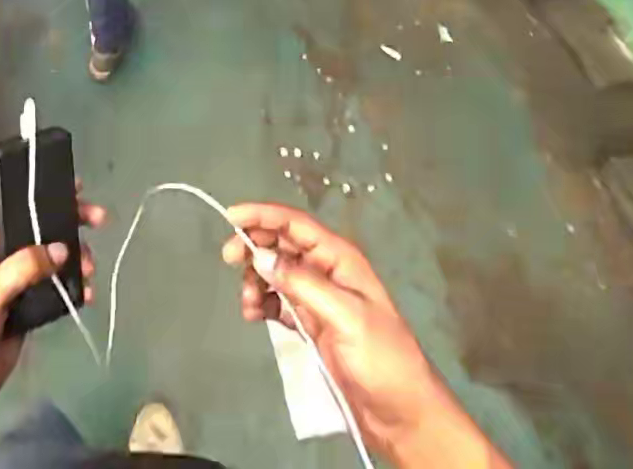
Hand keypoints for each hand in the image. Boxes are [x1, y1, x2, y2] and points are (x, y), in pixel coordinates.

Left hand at [0, 195, 106, 410]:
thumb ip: (25, 267)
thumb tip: (64, 248)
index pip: (21, 210)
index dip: (48, 198)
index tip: (77, 190)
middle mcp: (5, 257)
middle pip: (44, 232)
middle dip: (72, 224)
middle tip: (100, 219)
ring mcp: (19, 284)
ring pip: (55, 260)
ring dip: (77, 259)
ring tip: (91, 269)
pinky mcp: (29, 310)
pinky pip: (57, 290)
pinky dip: (74, 288)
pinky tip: (87, 294)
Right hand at [222, 203, 505, 465]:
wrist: (403, 417)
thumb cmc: (382, 359)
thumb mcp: (345, 316)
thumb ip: (302, 283)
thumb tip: (261, 257)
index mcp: (339, 258)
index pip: (295, 224)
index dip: (262, 215)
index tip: (231, 216)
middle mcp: (325, 271)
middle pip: (281, 244)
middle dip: (254, 247)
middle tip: (229, 259)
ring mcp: (317, 298)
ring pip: (275, 272)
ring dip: (256, 280)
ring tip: (249, 305)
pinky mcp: (311, 323)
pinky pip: (277, 301)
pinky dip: (262, 303)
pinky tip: (256, 316)